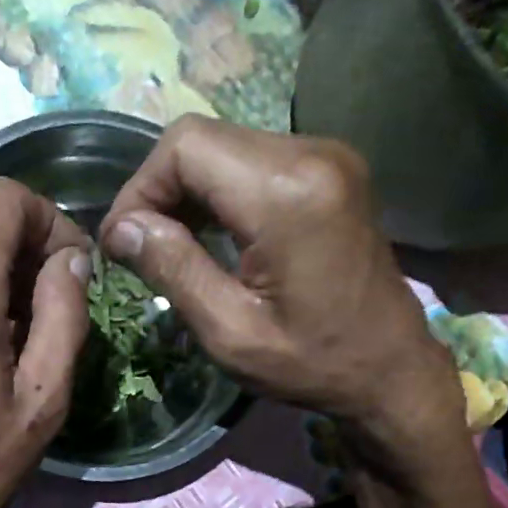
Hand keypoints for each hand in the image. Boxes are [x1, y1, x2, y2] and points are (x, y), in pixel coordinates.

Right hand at [99, 116, 458, 444]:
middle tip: (140, 249)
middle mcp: (310, 155)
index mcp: (286, 194)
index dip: (140, 188)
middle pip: (200, 138)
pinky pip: (247, 160)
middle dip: (156, 190)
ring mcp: (324, 157)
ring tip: (169, 247)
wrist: (388, 368)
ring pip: (220, 146)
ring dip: (182, 192)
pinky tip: (205, 236)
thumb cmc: (309, 362)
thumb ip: (173, 269)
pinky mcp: (326, 170)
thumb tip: (119, 229)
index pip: (185, 147)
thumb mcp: (228, 330)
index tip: (125, 244)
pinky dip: (212, 193)